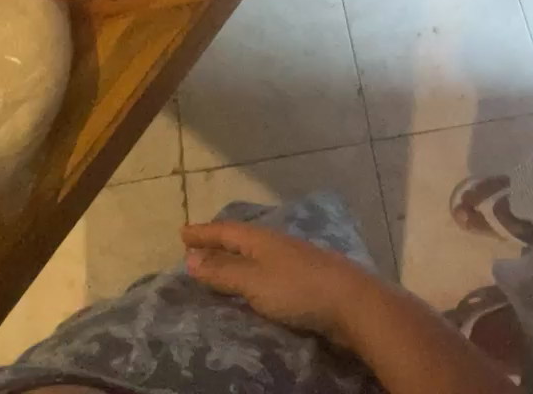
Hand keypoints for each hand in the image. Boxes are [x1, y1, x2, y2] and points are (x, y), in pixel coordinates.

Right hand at [182, 220, 387, 347]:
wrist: (351, 301)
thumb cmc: (297, 289)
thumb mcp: (253, 282)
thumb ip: (223, 272)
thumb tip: (191, 258)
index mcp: (261, 239)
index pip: (225, 231)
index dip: (203, 233)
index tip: (181, 233)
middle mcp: (276, 242)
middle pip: (241, 238)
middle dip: (218, 242)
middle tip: (198, 246)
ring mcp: (293, 258)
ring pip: (256, 252)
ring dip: (235, 257)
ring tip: (221, 263)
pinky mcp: (305, 277)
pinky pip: (268, 268)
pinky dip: (252, 270)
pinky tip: (256, 281)